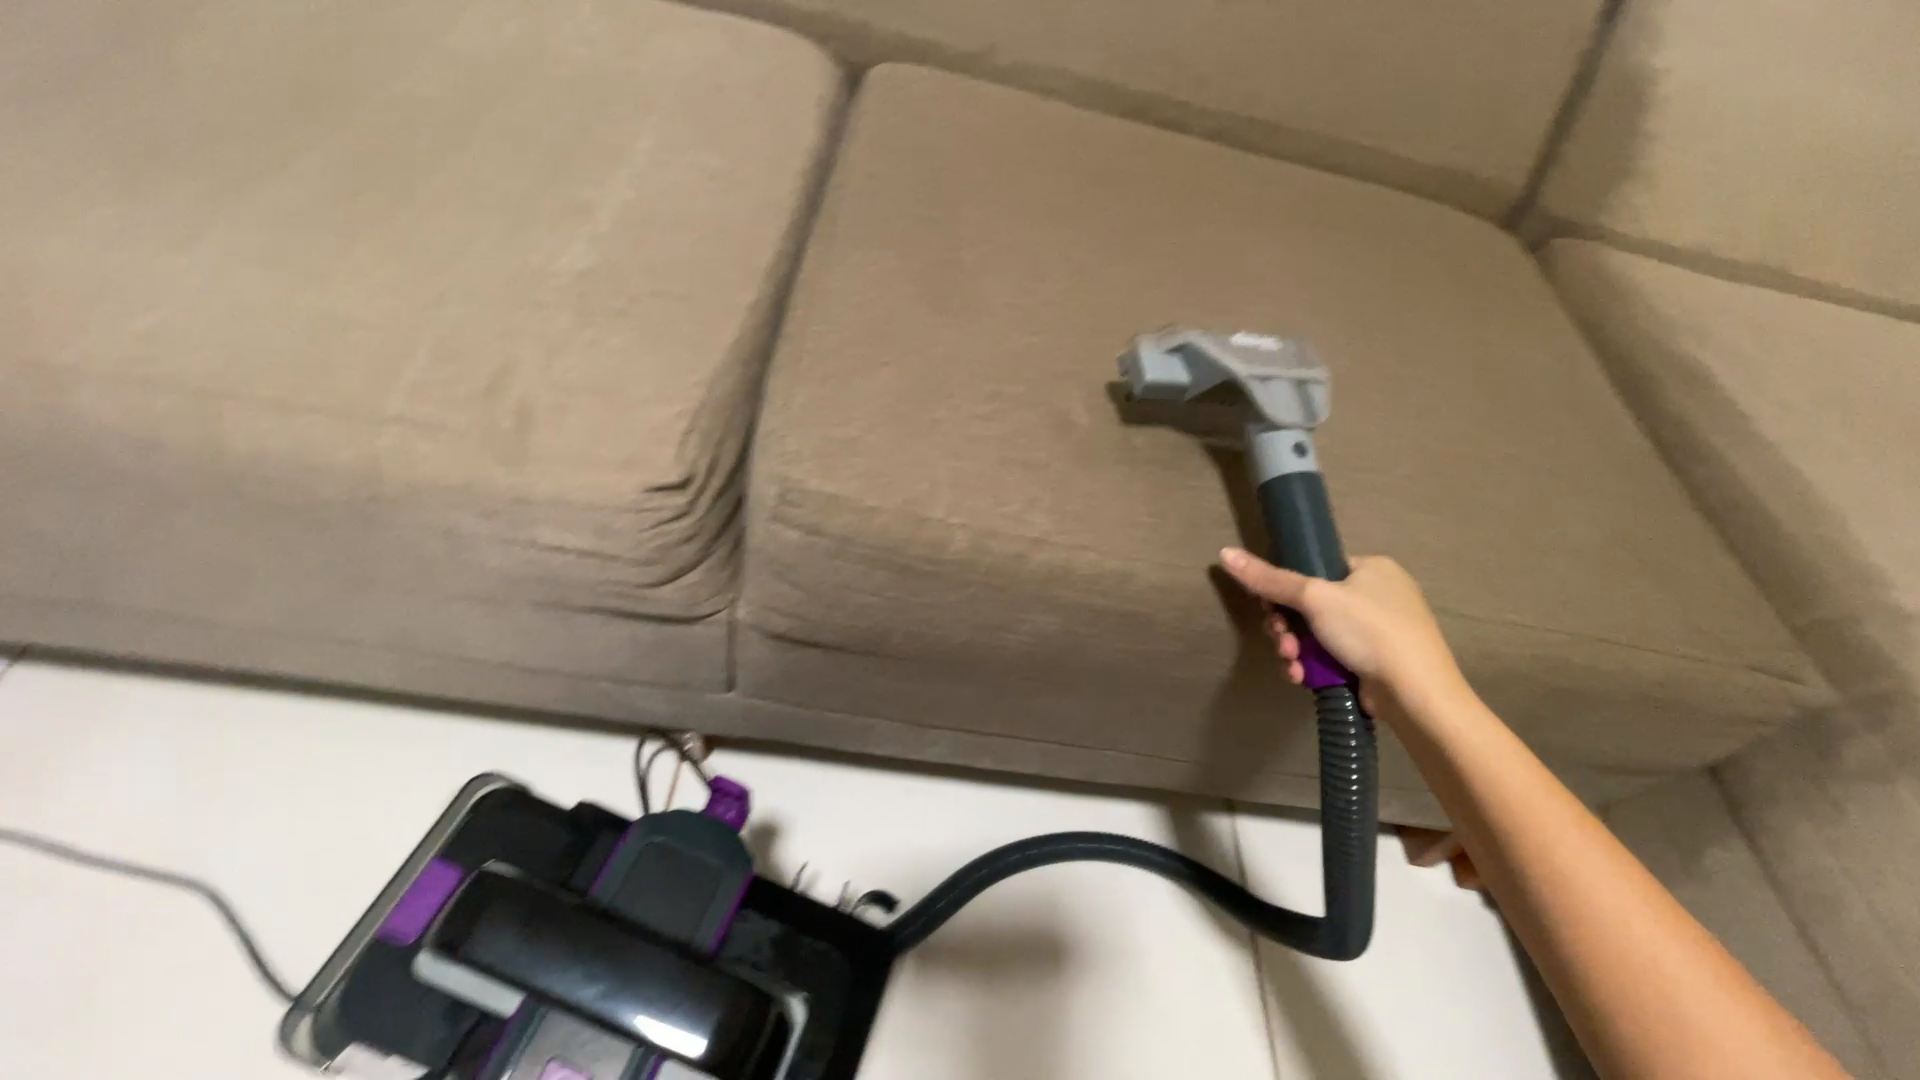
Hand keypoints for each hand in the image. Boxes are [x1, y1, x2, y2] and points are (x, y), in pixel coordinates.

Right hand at [1218, 548, 1467, 712]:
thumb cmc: (1369, 631)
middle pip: (1310, 605)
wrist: (1415, 692)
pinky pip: (1330, 656)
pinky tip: (1302, 677)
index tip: (1268, 607)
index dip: (1285, 587)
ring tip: (1292, 664)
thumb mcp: (1314, 598)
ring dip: (1294, 649)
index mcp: (1371, 568)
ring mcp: (1376, 630)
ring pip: (1315, 634)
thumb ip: (1268, 578)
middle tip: (1280, 641)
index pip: (1316, 568)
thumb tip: (1224, 553)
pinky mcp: (1372, 661)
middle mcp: (1376, 594)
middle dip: (1286, 627)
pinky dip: (1311, 665)